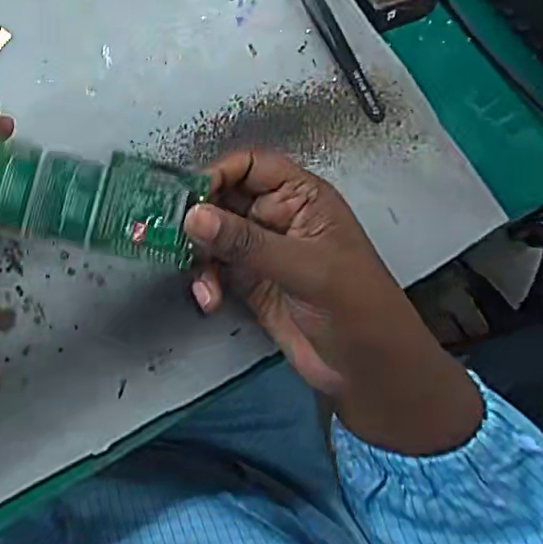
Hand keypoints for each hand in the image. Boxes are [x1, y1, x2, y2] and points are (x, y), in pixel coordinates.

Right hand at [185, 150, 483, 455]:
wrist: (373, 377)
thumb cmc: (357, 309)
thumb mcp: (306, 270)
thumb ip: (247, 242)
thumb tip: (192, 215)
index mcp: (301, 197)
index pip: (250, 166)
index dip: (218, 175)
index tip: (189, 200)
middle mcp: (276, 216)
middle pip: (222, 198)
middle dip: (196, 218)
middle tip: (169, 237)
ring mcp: (261, 249)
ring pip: (212, 235)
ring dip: (198, 256)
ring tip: (200, 282)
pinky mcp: (249, 280)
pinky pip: (213, 267)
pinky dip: (204, 280)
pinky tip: (209, 300)